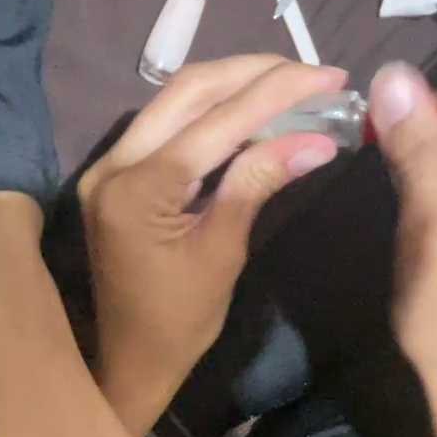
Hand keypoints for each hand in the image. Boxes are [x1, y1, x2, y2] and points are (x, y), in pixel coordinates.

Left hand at [79, 56, 346, 436]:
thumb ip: (257, 183)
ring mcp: (106, 171)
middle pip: (187, 92)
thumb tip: (317, 137)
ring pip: (174, 104)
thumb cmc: (178, 322)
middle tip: (312, 74)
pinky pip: (163, 131)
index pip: (215, 122)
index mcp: (135, 191)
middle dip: (253, 75)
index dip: (276, 93)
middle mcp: (110, 168)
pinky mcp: (113, 181)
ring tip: (289, 86)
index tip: (329, 77)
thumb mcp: (223, 251)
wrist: (132, 361)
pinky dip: (206, 118)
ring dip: (231, 89)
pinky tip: (248, 114)